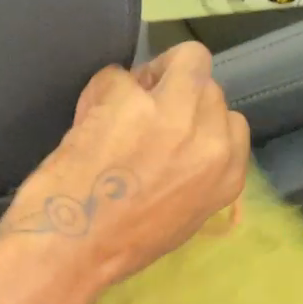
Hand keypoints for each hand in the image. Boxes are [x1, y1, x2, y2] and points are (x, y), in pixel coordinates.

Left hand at [3, 42, 249, 283]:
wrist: (70, 246)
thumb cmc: (120, 243)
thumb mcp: (182, 214)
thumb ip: (194, 170)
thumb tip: (181, 138)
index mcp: (226, 174)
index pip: (232, 120)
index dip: (200, 117)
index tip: (174, 127)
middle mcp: (209, 139)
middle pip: (208, 85)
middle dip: (177, 90)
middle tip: (142, 111)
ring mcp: (172, 113)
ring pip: (184, 57)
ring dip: (151, 74)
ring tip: (121, 104)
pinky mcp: (131, 97)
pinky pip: (119, 73)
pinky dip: (101, 90)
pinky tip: (88, 119)